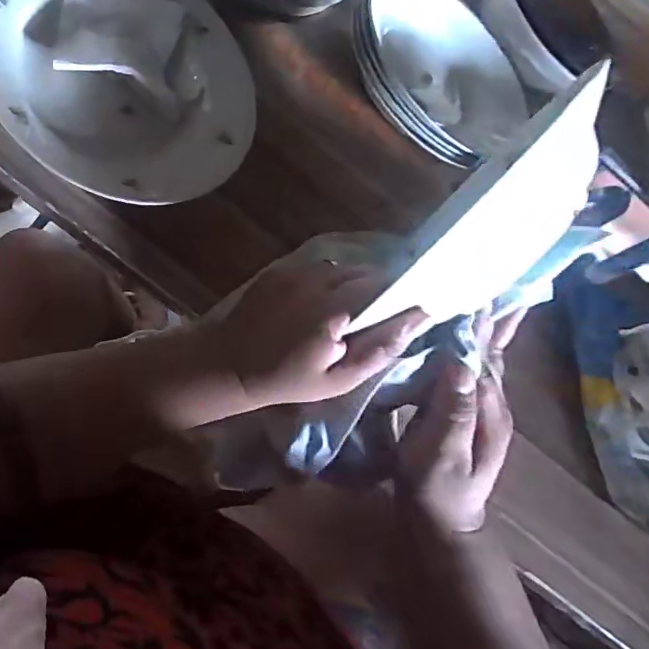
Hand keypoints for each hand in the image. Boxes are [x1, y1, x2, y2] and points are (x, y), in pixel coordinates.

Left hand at [204, 262, 427, 407]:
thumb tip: (419, 318)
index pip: (383, 284)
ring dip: (352, 283)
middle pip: (362, 271)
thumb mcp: (339, 379)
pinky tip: (322, 302)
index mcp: (330, 310)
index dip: (402, 292)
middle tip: (383, 312)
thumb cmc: (286, 379)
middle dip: (380, 288)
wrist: (229, 363)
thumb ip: (380, 348)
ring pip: (340, 268)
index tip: (415, 304)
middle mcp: (311, 282)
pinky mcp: (276, 272)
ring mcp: (290, 273)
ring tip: (352, 308)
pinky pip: (314, 269)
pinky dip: (326, 281)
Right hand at [395, 310, 522, 533]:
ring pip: (481, 361)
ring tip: (479, 299)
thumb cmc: (437, 488)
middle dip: (493, 321)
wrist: (442, 522)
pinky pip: (463, 372)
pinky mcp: (460, 413)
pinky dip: (462, 349)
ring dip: (481, 331)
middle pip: (493, 355)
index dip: (481, 327)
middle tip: (494, 284)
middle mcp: (491, 405)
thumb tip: (459, 365)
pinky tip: (451, 338)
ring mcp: (478, 410)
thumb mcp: (442, 452)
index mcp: (489, 411)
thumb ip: (453, 411)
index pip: (486, 358)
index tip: (479, 294)